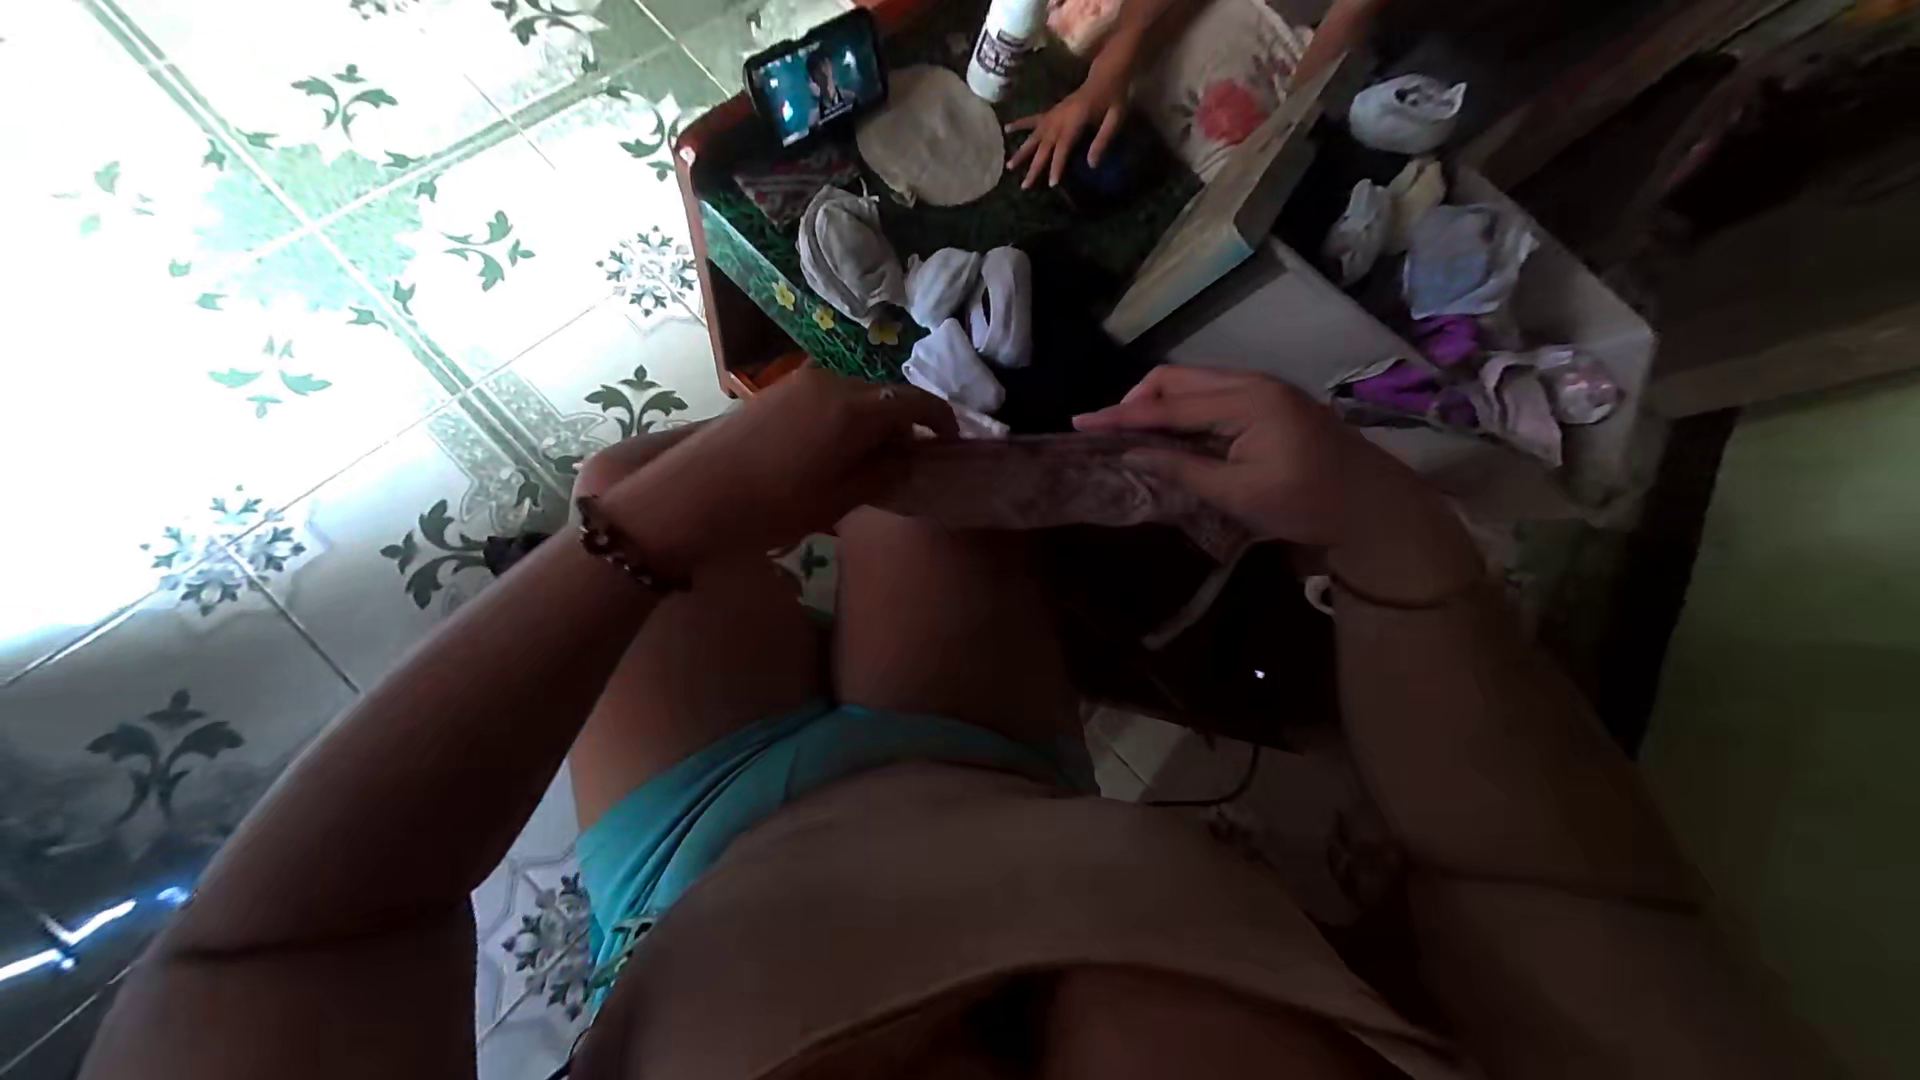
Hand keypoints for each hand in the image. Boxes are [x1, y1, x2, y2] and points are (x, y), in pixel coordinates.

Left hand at [598, 368, 956, 576]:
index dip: (941, 421)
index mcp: (854, 410)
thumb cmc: (772, 505)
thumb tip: (911, 453)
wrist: (693, 493)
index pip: (916, 402)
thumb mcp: (839, 498)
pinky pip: (832, 395)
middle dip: (906, 424)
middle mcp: (833, 382)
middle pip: (887, 395)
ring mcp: (803, 381)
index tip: (949, 443)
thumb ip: (885, 470)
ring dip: (875, 421)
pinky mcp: (780, 389)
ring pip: (859, 395)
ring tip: (871, 459)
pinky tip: (836, 448)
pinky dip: (848, 416)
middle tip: (908, 460)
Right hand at [1006, 46, 1132, 188]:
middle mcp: (1060, 117)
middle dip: (1034, 167)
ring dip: (1022, 151)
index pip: (1064, 146)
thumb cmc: (1114, 96)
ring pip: (1035, 136)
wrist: (1107, 72)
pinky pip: (1033, 119)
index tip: (1051, 183)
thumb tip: (1091, 165)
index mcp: (1076, 119)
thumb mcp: (1116, 117)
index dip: (1057, 165)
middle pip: (1045, 146)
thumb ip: (1103, 140)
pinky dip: (1019, 124)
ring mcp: (1054, 114)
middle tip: (1024, 186)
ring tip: (1010, 166)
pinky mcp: (1051, 112)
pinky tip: (1006, 129)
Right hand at [1073, 366, 1481, 600]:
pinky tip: (1171, 430)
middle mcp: (1253, 382)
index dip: (1121, 416)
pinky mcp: (1268, 400)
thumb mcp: (1238, 494)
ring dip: (1159, 401)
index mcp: (1248, 402)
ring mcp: (1263, 388)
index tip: (1081, 422)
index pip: (1169, 405)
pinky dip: (1183, 407)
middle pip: (1178, 377)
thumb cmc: (1307, 504)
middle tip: (1108, 429)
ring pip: (1194, 382)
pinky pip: (1212, 393)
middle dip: (1137, 399)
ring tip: (1133, 431)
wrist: (1375, 507)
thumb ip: (1180, 468)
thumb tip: (1130, 453)